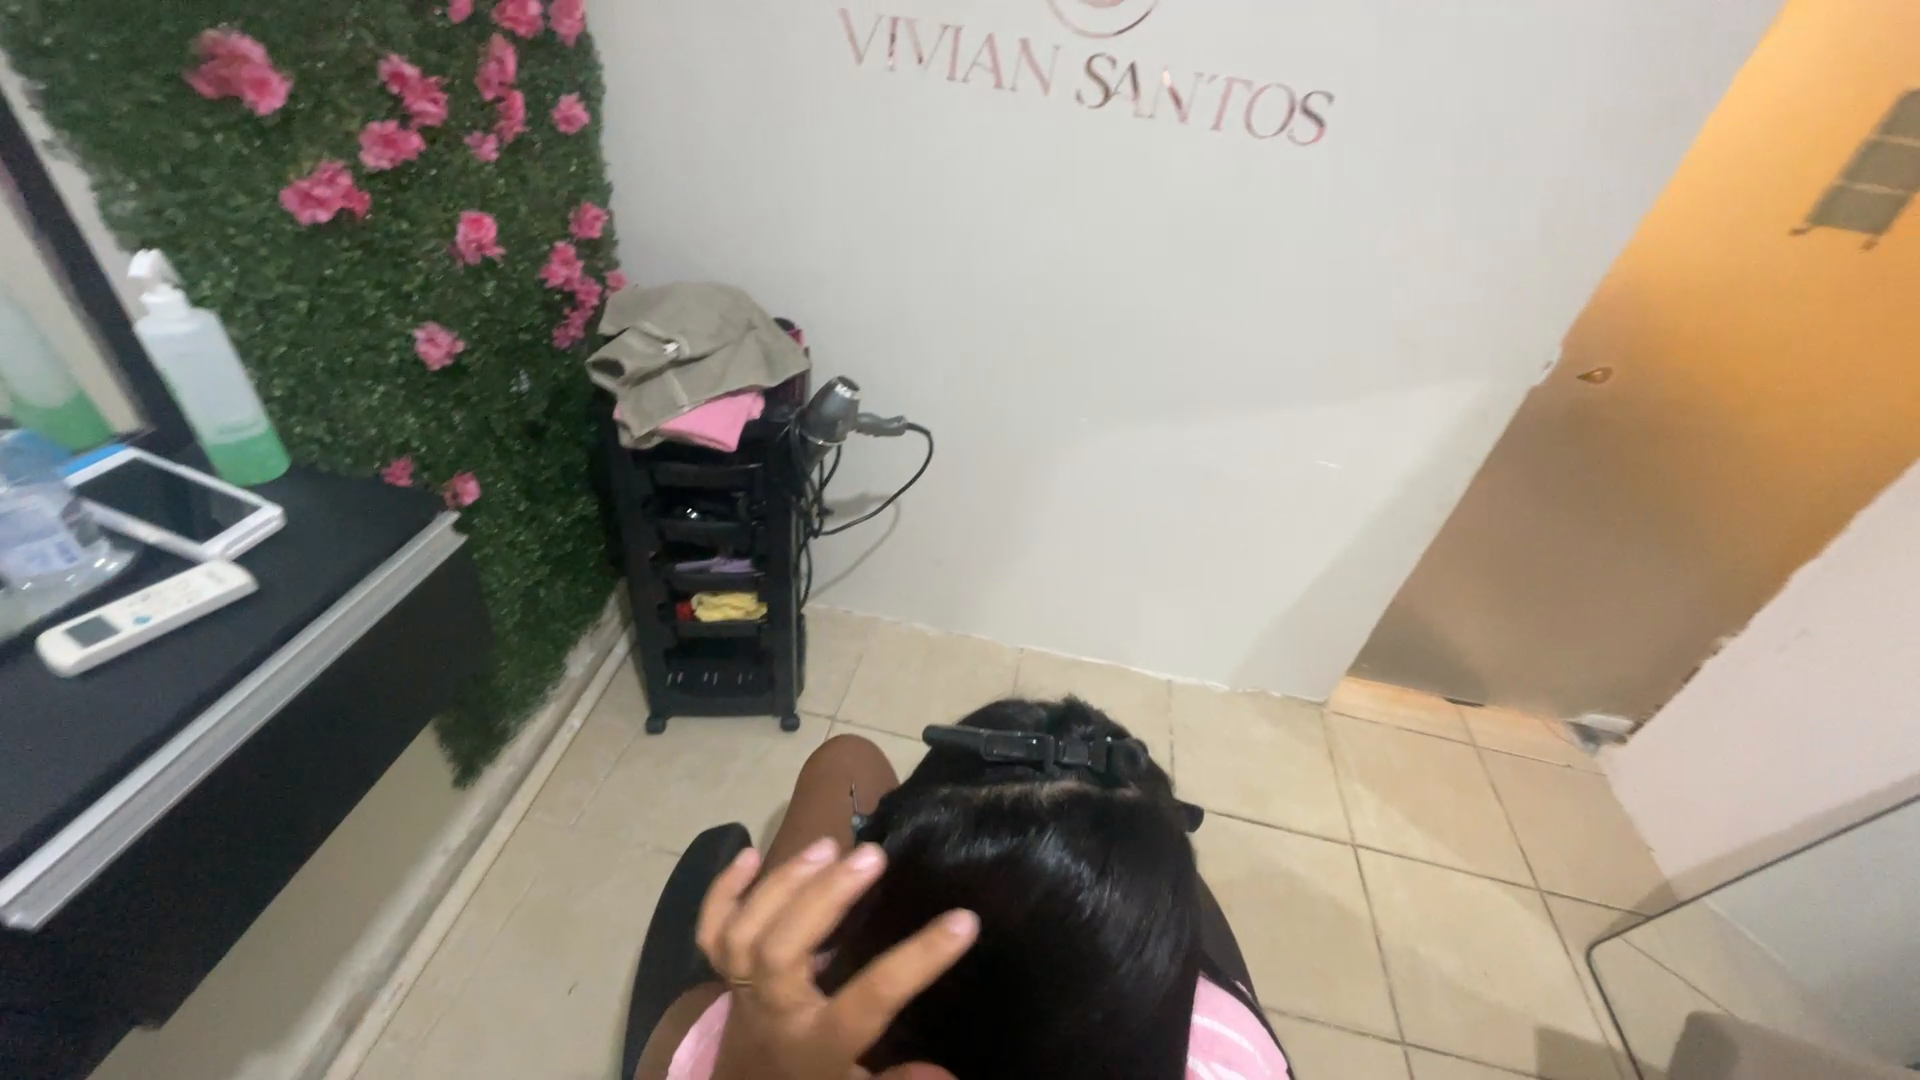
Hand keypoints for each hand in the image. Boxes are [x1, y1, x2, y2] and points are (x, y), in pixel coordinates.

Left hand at [697, 838, 977, 1079]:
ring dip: (783, 883)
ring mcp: (741, 986)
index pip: (870, 997)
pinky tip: (750, 855)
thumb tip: (951, 1074)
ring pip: (744, 933)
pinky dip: (723, 890)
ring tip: (827, 846)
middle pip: (782, 950)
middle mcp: (774, 1008)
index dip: (917, 960)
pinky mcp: (721, 969)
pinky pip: (710, 930)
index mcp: (816, 1042)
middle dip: (825, 898)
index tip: (962, 920)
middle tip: (872, 854)